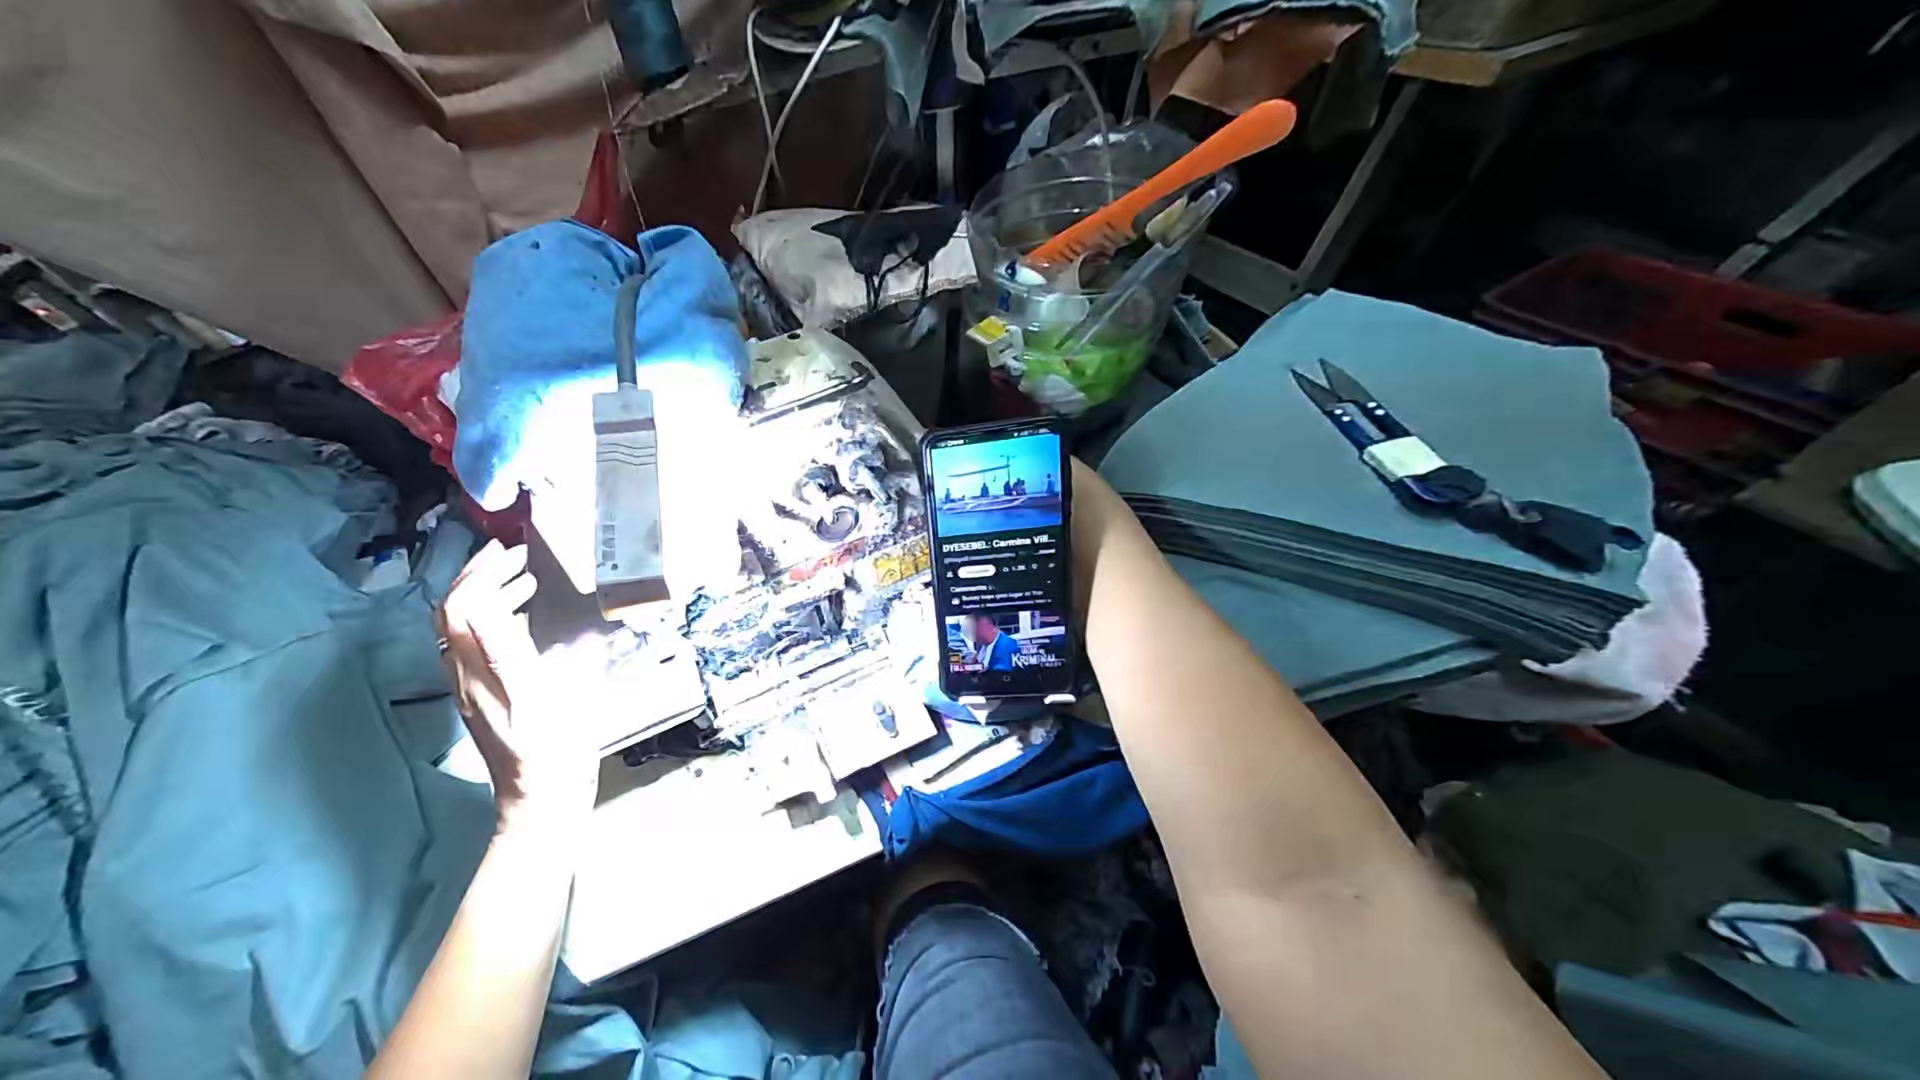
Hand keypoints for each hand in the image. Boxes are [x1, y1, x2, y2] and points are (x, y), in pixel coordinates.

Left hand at [436, 541, 599, 832]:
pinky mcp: (487, 695)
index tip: (511, 553)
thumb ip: (508, 651)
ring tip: (525, 581)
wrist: (542, 794)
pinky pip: (480, 645)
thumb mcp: (536, 695)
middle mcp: (465, 674)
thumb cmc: (550, 747)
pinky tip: (526, 621)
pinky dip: (498, 620)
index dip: (479, 574)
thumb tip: (490, 607)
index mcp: (478, 669)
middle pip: (453, 613)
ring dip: (488, 595)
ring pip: (464, 628)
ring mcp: (474, 686)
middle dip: (477, 577)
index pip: (461, 607)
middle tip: (515, 558)